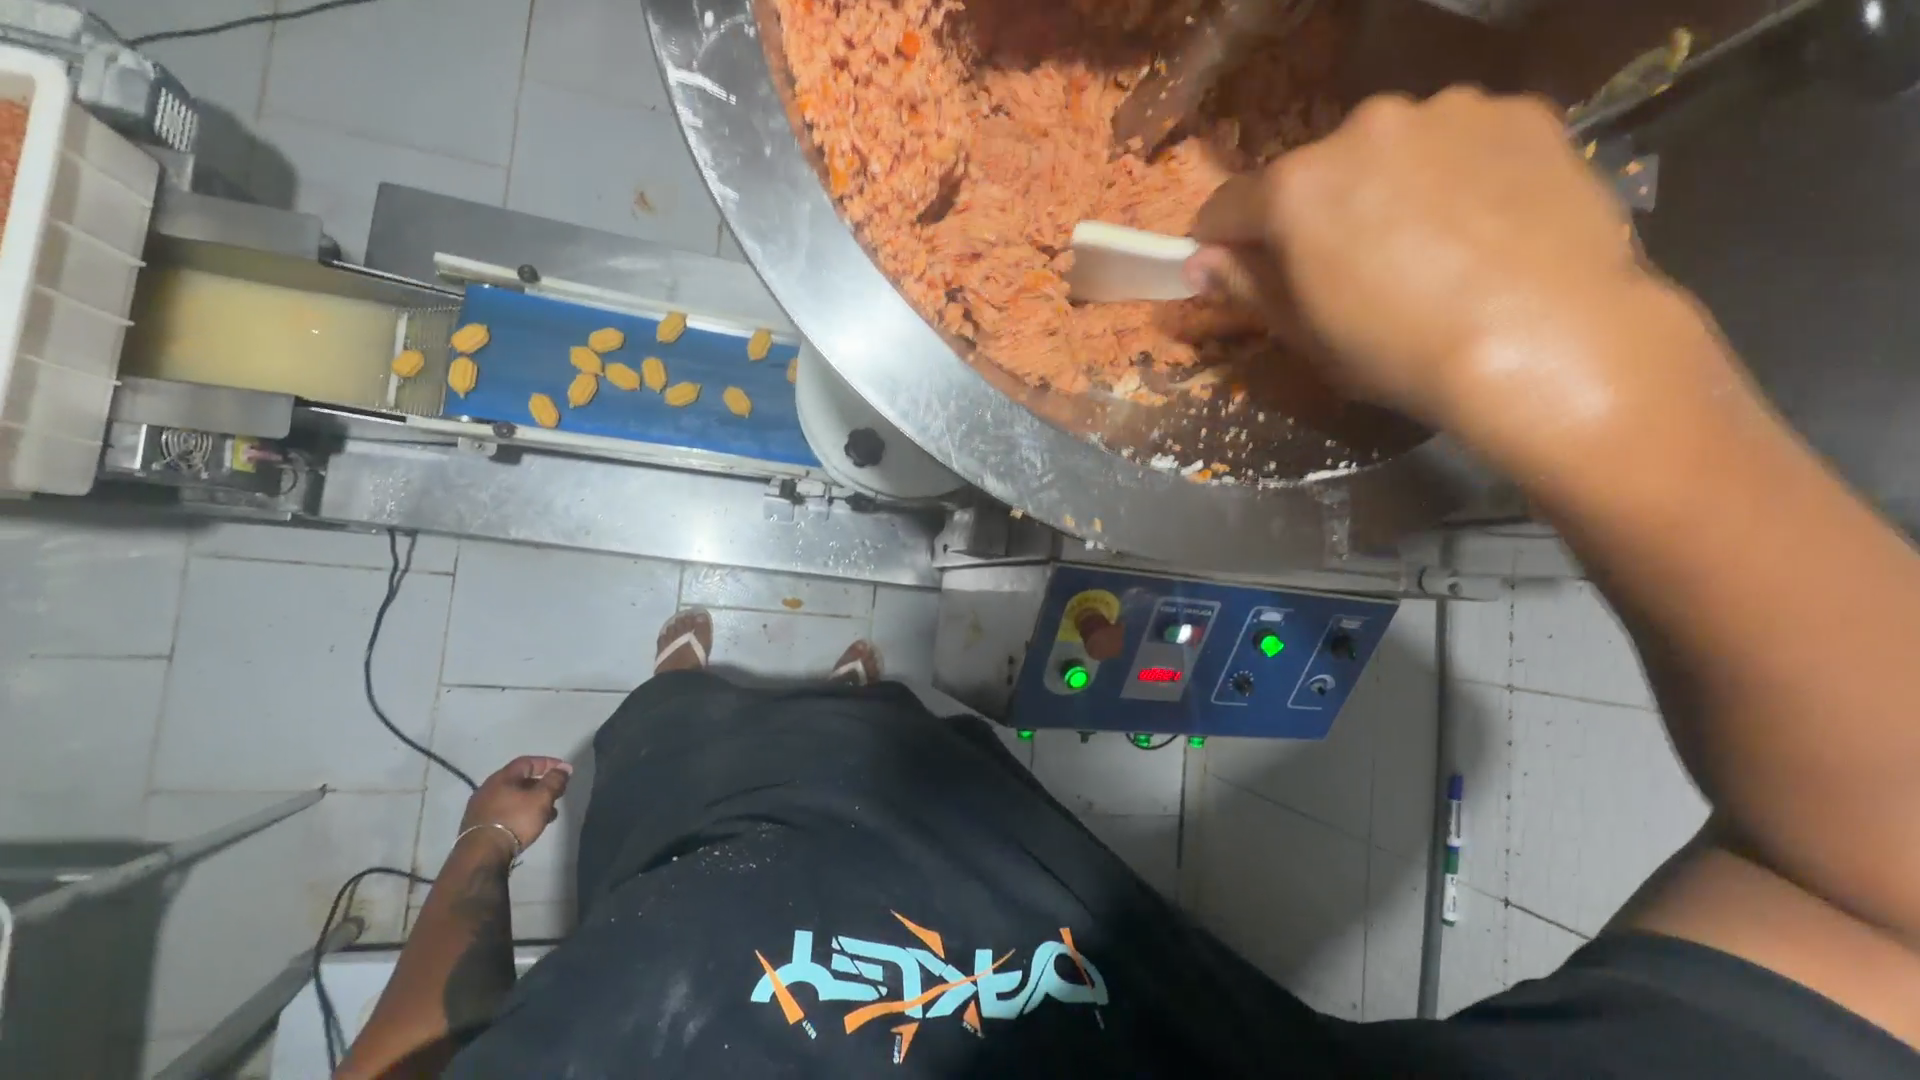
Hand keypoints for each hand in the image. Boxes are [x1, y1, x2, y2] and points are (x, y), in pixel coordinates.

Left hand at [459, 756, 572, 859]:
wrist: (482, 854)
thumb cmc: (515, 820)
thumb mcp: (542, 798)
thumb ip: (554, 781)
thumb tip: (563, 767)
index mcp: (502, 777)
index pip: (528, 762)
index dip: (548, 763)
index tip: (564, 771)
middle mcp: (488, 788)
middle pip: (520, 780)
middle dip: (541, 786)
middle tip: (557, 794)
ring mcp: (480, 808)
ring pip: (513, 798)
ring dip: (532, 802)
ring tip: (548, 815)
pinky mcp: (477, 825)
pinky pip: (504, 812)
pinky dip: (520, 813)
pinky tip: (528, 825)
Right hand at [1187, 87, 1665, 437]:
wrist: (1551, 341)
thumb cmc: (1402, 353)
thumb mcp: (1306, 336)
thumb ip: (1246, 286)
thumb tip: (1202, 261)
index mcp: (1295, 188)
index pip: (1229, 206)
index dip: (1223, 242)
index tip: (1233, 267)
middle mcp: (1361, 128)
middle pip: (1313, 173)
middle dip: (1315, 213)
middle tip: (1349, 267)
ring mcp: (1446, 112)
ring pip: (1389, 151)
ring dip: (1386, 186)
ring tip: (1428, 244)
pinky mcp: (1518, 113)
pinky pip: (1460, 142)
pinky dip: (1456, 173)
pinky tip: (1482, 225)